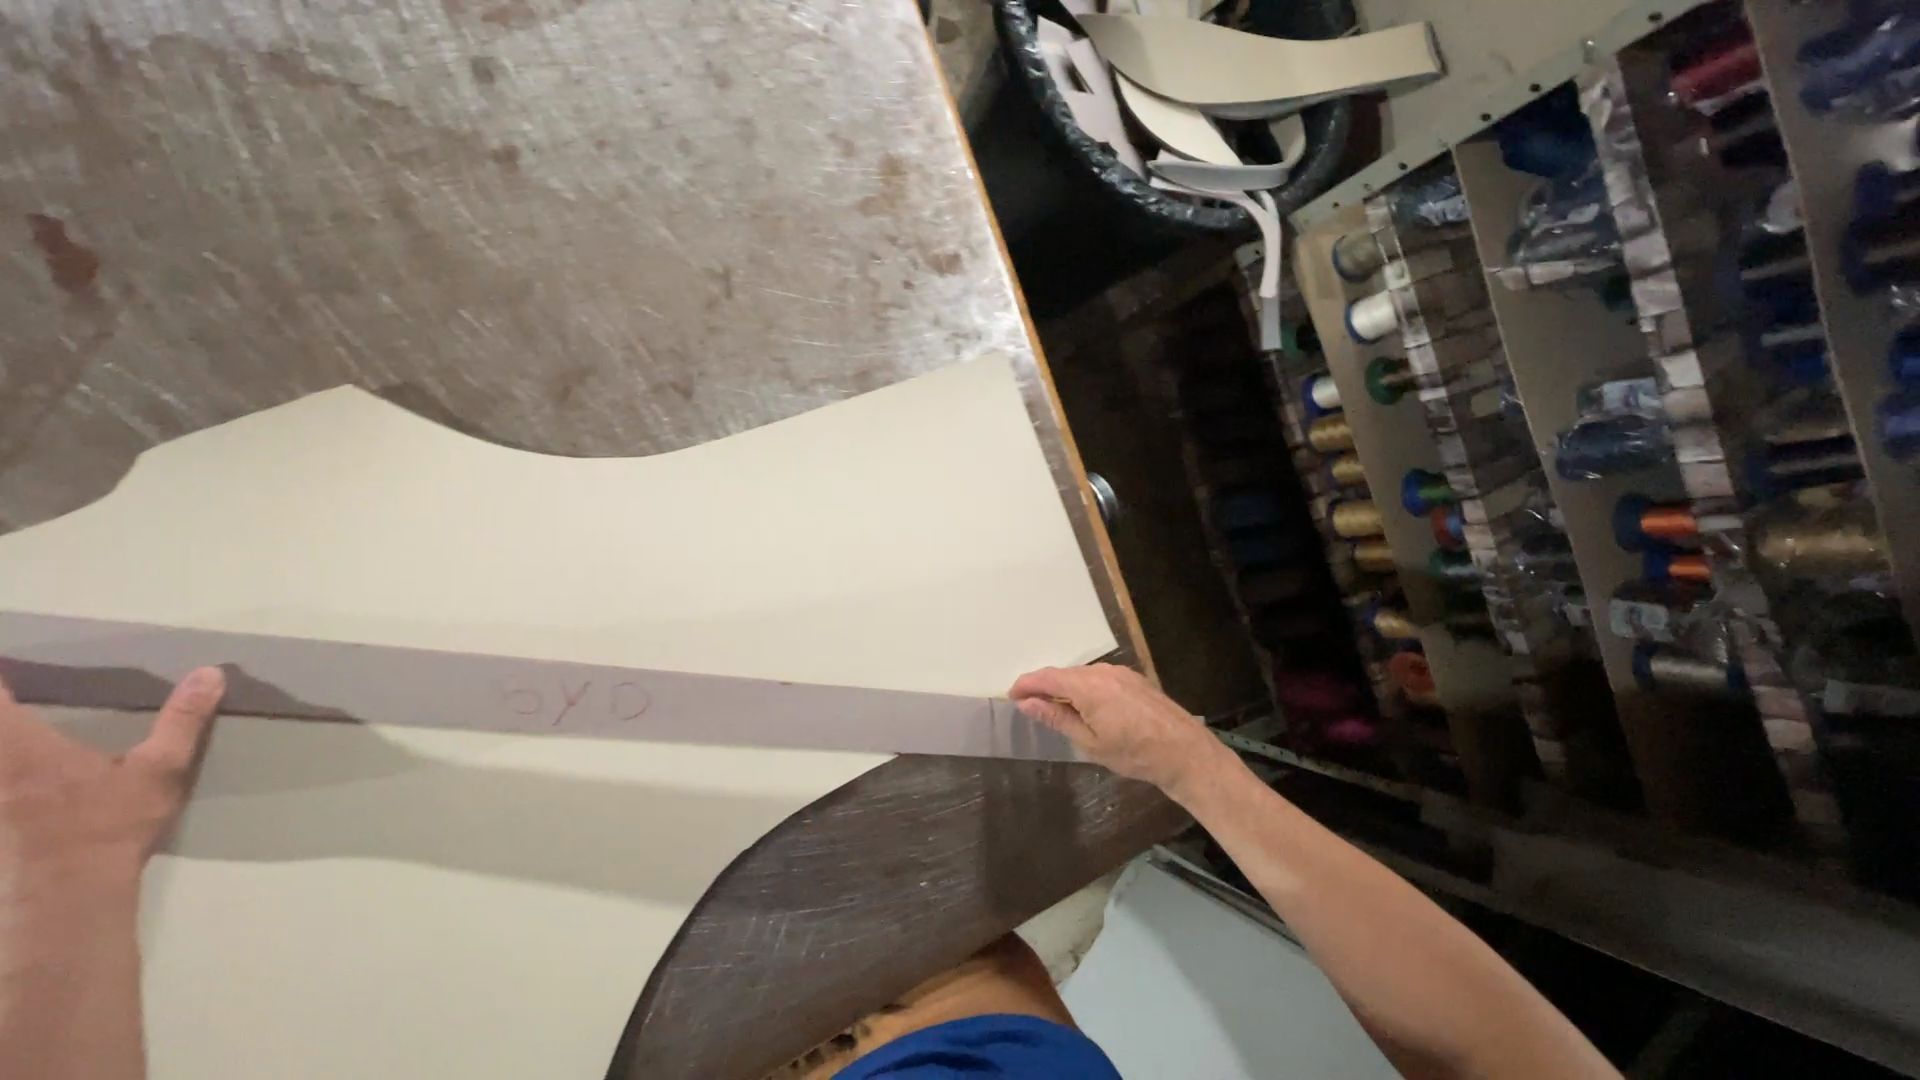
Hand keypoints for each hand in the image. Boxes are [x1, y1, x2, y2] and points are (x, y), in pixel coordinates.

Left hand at [0, 668, 226, 888]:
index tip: (13, 664)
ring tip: (17, 723)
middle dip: (2, 707)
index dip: (2, 678)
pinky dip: (5, 769)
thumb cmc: (111, 824)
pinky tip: (18, 781)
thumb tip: (208, 672)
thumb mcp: (160, 770)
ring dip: (5, 734)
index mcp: (23, 746)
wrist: (67, 892)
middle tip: (16, 695)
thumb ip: (181, 720)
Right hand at [1008, 664, 1225, 792]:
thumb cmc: (1133, 753)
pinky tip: (1086, 708)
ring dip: (1065, 689)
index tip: (1011, 697)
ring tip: (1056, 711)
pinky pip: (1099, 679)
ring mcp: (1121, 673)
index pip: (1046, 677)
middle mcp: (1102, 672)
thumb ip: (1057, 718)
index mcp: (1088, 686)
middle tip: (1030, 707)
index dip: (1025, 685)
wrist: (1184, 752)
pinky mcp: (1134, 679)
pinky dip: (1085, 689)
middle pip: (1063, 674)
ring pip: (1082, 676)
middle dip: (1043, 687)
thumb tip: (1028, 704)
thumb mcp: (1090, 742)